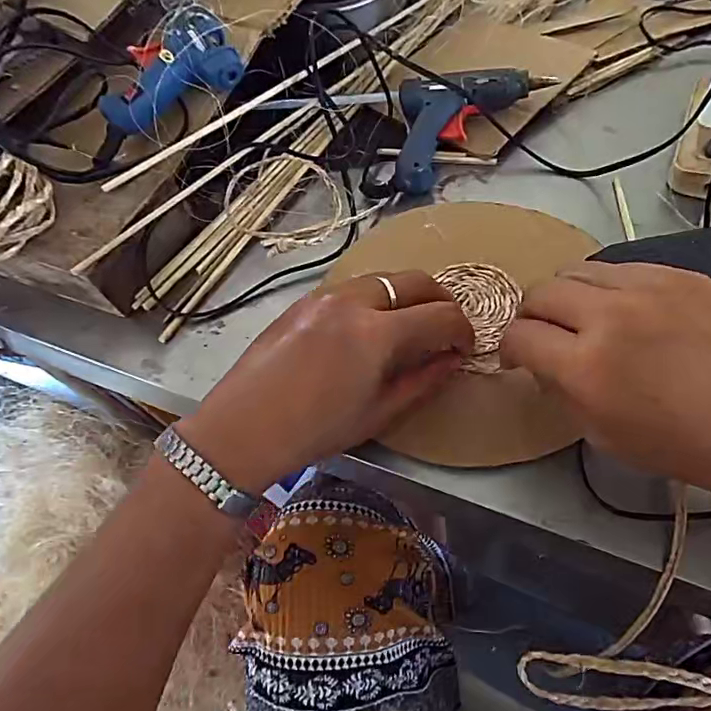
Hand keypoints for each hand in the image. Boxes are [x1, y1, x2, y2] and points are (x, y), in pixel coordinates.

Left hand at [178, 271, 473, 491]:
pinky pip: (352, 288)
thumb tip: (453, 360)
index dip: (463, 331)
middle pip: (415, 281)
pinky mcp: (303, 301)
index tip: (465, 347)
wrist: (244, 427)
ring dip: (406, 296)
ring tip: (410, 327)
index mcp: (376, 333)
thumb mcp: (378, 413)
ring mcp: (324, 296)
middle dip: (441, 301)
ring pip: (382, 279)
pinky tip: (370, 328)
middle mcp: (353, 301)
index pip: (440, 316)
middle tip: (446, 329)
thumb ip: (423, 381)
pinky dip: (374, 299)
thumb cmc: (315, 430)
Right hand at [500, 261, 710, 503]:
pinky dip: (609, 286)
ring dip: (567, 294)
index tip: (517, 360)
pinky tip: (628, 310)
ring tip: (583, 317)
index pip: (519, 335)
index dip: (509, 348)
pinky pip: (622, 267)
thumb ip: (563, 393)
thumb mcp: (604, 436)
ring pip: (577, 269)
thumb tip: (545, 366)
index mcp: (585, 365)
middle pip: (541, 292)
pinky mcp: (679, 274)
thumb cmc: (684, 443)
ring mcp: (647, 287)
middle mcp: (608, 315)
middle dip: (531, 316)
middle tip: (544, 336)